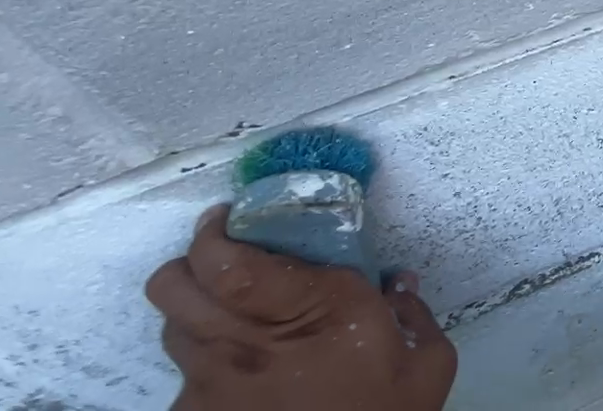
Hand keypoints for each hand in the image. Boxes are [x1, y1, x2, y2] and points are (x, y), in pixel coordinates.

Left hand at [145, 205, 455, 410]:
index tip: (229, 215)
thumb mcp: (428, 360)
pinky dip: (207, 354)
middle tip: (223, 246)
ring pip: (174, 325)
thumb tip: (397, 281)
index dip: (216, 234)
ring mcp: (212, 387)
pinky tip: (244, 363)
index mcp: (317, 313)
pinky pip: (186, 372)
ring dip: (194, 303)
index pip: (234, 267)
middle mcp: (250, 344)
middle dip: (189, 258)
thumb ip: (414, 311)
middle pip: (177, 288)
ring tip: (232, 301)